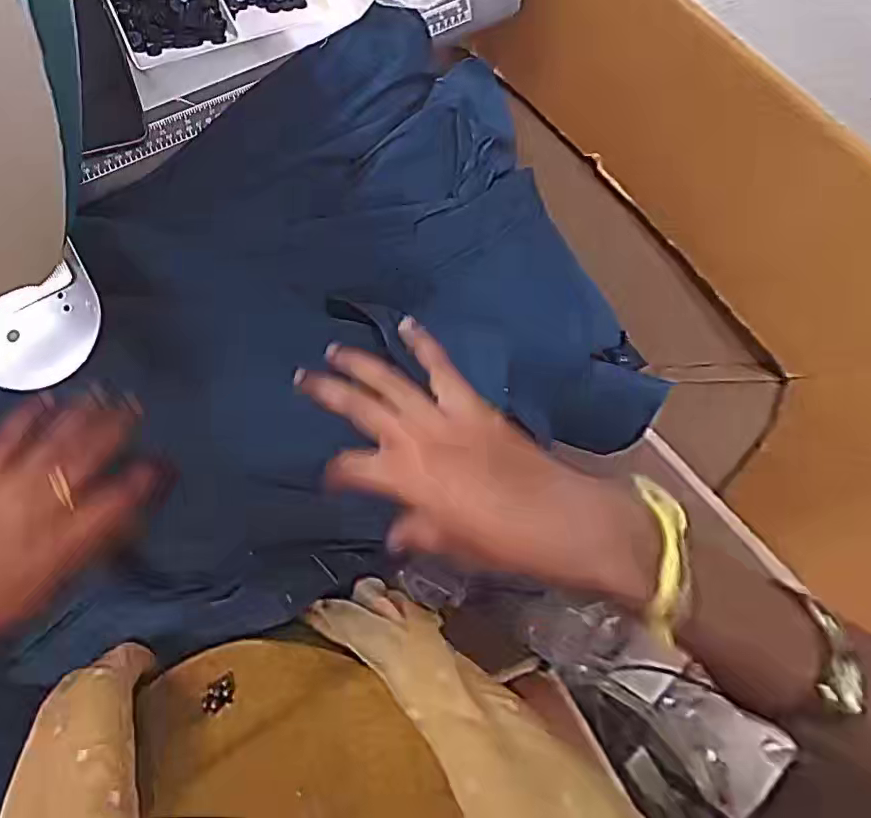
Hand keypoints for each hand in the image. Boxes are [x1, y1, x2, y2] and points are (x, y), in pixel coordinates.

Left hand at [0, 393, 163, 669]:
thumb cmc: (2, 607)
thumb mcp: (60, 582)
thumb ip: (96, 544)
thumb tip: (126, 518)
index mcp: (68, 539)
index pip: (120, 497)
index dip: (146, 476)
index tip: (159, 463)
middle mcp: (42, 507)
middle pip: (89, 455)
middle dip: (118, 426)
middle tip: (133, 407)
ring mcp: (9, 486)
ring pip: (54, 438)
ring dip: (81, 413)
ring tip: (99, 394)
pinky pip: (9, 436)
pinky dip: (31, 414)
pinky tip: (47, 399)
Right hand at [296, 318, 658, 605]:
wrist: (569, 522)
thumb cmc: (507, 544)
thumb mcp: (454, 546)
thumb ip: (418, 532)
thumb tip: (395, 534)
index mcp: (405, 478)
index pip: (351, 468)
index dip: (334, 473)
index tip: (329, 479)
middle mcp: (415, 440)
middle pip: (359, 407)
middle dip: (326, 392)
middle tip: (302, 378)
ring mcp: (443, 416)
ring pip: (390, 380)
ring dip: (360, 363)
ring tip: (335, 350)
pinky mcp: (471, 404)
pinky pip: (441, 367)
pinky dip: (424, 344)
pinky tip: (407, 324)